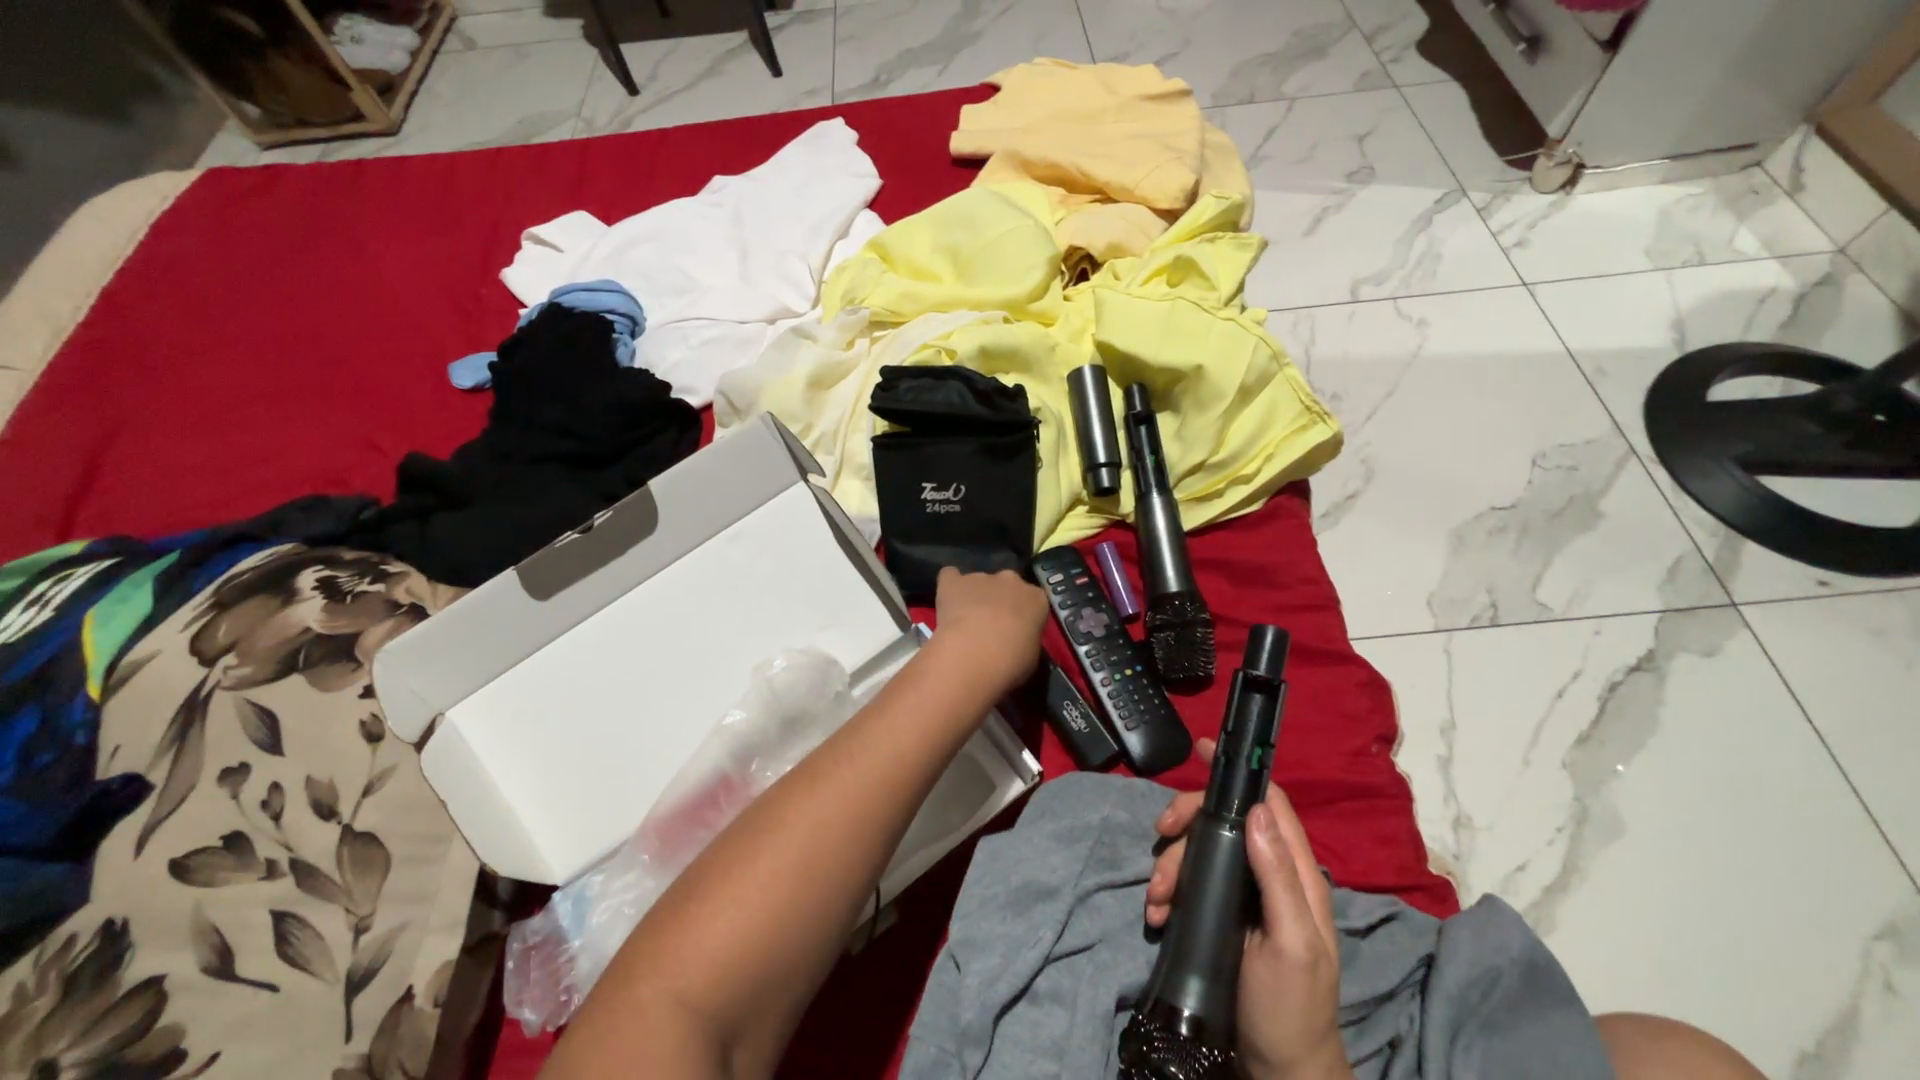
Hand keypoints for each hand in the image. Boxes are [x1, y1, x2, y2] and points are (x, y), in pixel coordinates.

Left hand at [930, 566, 1048, 694]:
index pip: (1033, 600)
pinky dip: (949, 586)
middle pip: (1006, 585)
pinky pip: (950, 576)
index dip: (1023, 615)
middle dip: (999, 600)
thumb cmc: (1011, 662)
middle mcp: (1011, 580)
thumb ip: (1025, 639)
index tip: (1016, 631)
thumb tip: (1016, 640)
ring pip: (979, 582)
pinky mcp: (953, 581)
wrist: (976, 654)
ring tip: (964, 621)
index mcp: (1036, 599)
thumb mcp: (1031, 655)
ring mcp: (981, 577)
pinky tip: (947, 601)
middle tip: (990, 625)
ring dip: (974, 596)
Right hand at [1147, 740, 1352, 1079]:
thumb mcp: (1291, 943)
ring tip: (1156, 900)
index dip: (1240, 773)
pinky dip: (1169, 890)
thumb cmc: (1290, 1006)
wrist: (1277, 1065)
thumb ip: (1278, 876)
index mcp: (1297, 874)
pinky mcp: (1221, 915)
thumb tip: (1257, 809)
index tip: (1203, 751)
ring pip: (1202, 852)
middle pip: (1225, 821)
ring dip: (1172, 864)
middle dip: (1188, 824)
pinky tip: (1159, 913)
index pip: (1271, 804)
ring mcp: (1244, 896)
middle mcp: (1270, 875)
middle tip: (1160, 836)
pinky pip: (1191, 883)